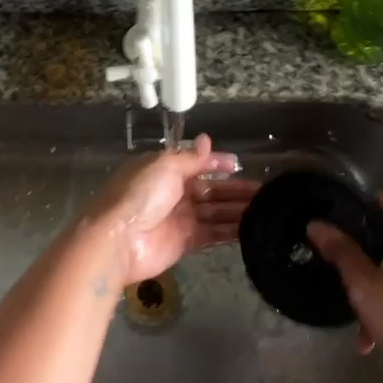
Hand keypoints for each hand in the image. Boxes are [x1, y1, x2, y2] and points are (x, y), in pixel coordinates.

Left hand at [80, 134, 256, 286]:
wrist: (118, 239)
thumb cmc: (140, 195)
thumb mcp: (165, 166)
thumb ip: (190, 158)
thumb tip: (207, 140)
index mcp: (165, 170)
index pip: (197, 164)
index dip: (217, 164)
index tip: (239, 165)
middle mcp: (174, 192)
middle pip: (210, 189)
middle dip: (234, 190)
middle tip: (263, 192)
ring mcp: (180, 218)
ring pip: (214, 212)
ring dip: (236, 210)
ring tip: (264, 209)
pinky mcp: (185, 242)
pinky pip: (212, 234)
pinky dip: (230, 231)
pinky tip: (251, 229)